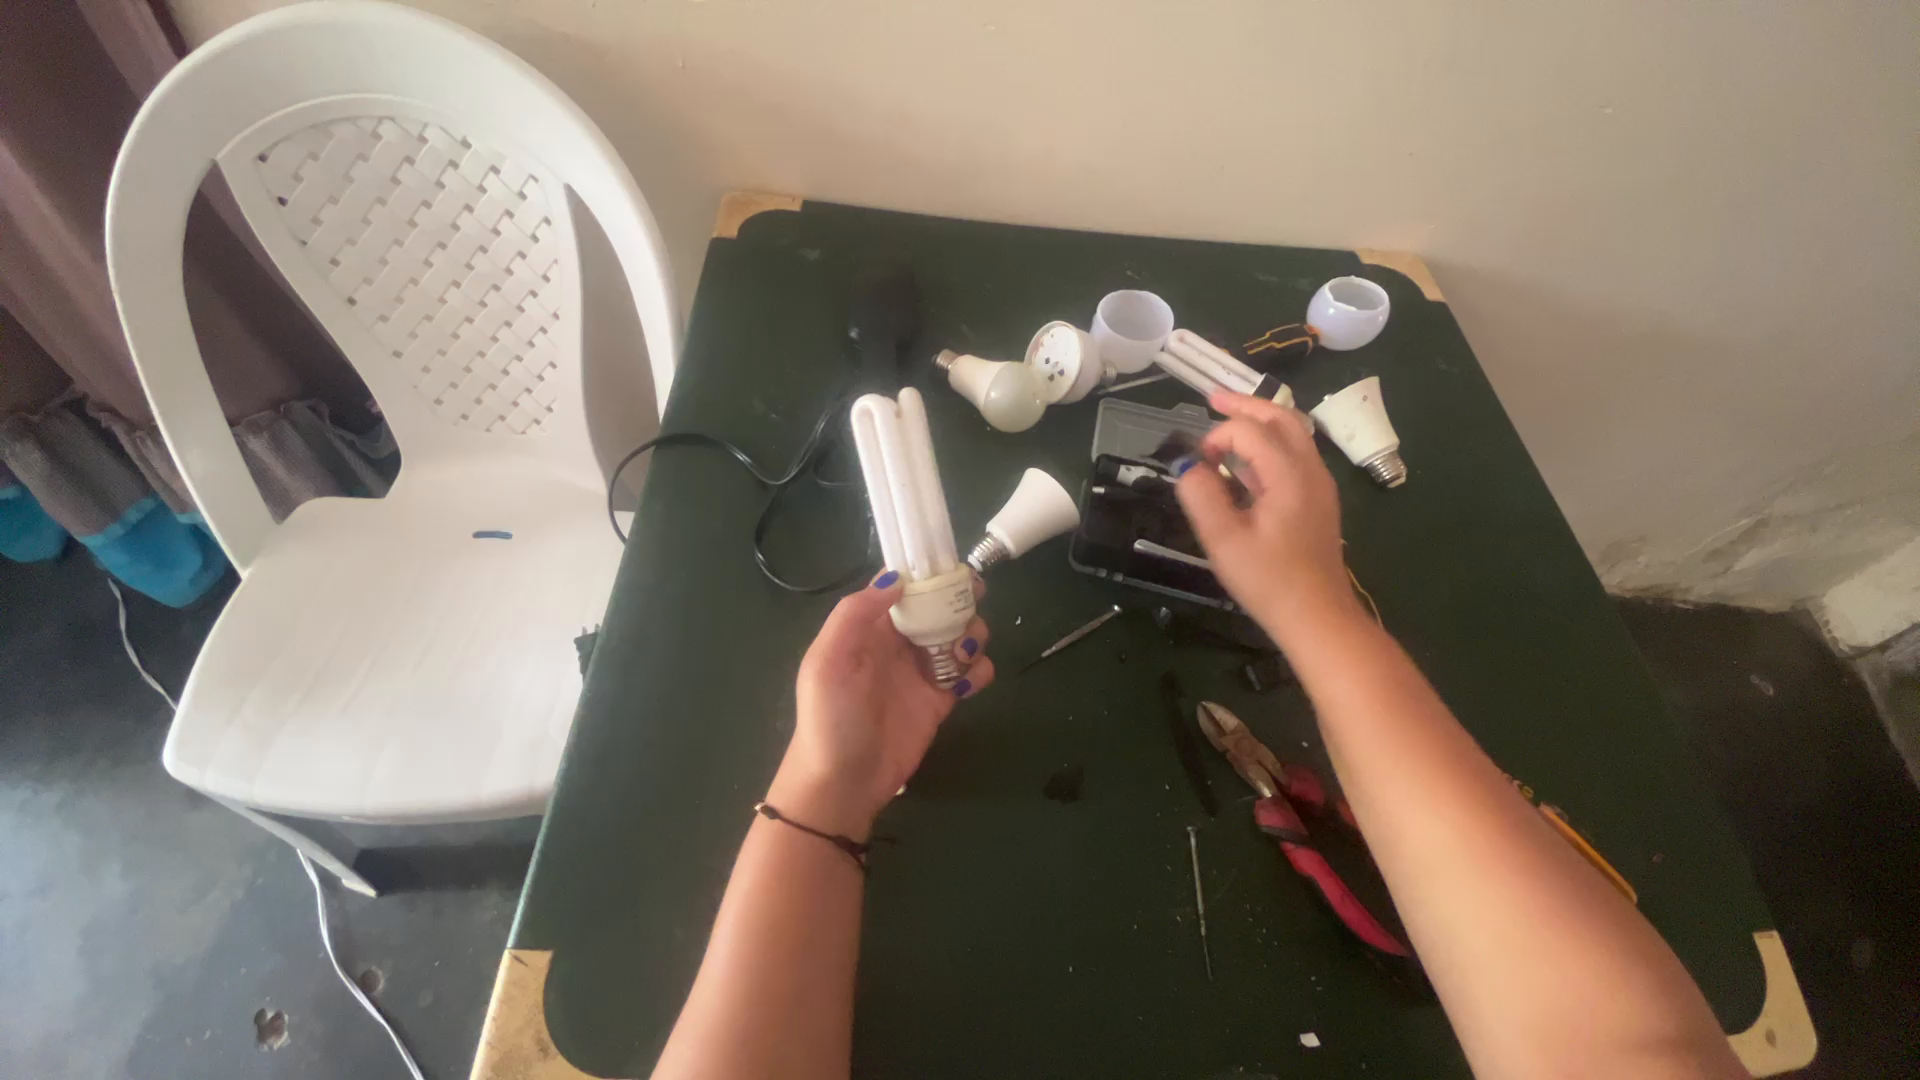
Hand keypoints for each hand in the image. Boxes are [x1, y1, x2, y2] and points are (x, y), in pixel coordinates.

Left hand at [769, 573, 994, 839]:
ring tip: (965, 652)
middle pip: (938, 607)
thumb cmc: (831, 718)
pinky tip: (970, 684)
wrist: (843, 783)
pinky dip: (979, 671)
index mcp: (869, 628)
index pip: (901, 587)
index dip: (926, 573)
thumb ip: (855, 614)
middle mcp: (897, 643)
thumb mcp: (828, 661)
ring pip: (959, 636)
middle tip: (971, 607)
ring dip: (972, 635)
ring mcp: (921, 671)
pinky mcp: (940, 700)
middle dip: (959, 602)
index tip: (953, 567)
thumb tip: (896, 578)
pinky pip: (969, 674)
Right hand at [1176, 391, 1358, 632]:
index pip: (1250, 431)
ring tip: (1227, 419)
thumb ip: (1200, 496)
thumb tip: (1187, 466)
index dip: (1217, 436)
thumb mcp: (1223, 540)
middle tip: (1212, 398)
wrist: (1317, 617)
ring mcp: (1319, 485)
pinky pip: (1295, 456)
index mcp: (1289, 475)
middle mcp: (1311, 471)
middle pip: (1282, 418)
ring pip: (1293, 434)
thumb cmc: (1268, 581)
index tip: (1196, 463)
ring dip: (1260, 421)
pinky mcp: (1317, 501)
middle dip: (1245, 405)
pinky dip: (1269, 444)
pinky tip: (1247, 461)